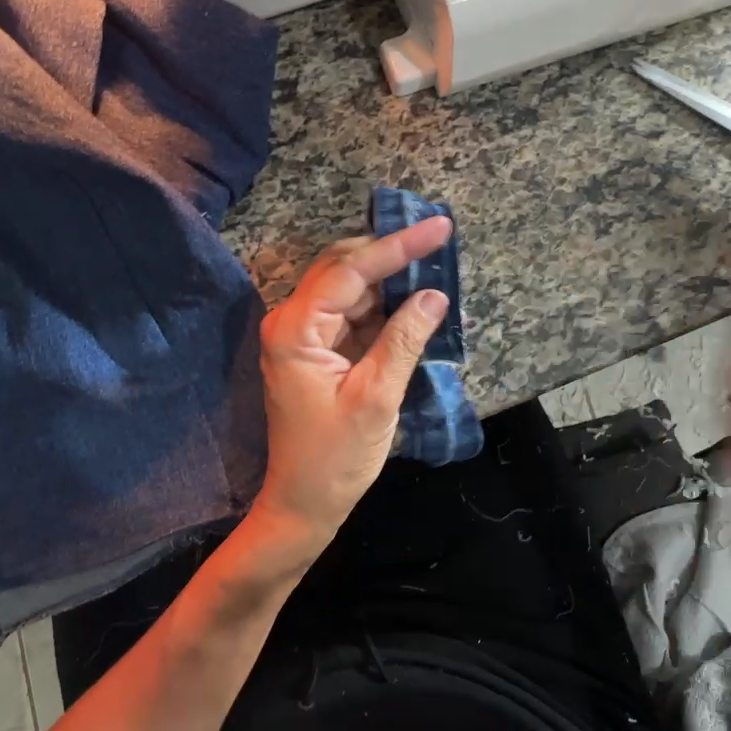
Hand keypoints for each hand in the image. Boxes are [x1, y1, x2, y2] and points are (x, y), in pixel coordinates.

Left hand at [254, 218, 453, 543]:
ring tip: (434, 258)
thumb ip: (404, 339)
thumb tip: (435, 295)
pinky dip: (383, 306)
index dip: (397, 247)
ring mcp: (302, 335)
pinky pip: (351, 314)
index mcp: (296, 329)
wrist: (304, 503)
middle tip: (438, 234)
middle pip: (344, 270)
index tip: (438, 227)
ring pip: (349, 289)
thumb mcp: (377, 396)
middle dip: (391, 253)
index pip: (350, 271)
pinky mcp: (316, 350)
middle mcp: (292, 322)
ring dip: (389, 278)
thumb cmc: (336, 457)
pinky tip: (413, 296)